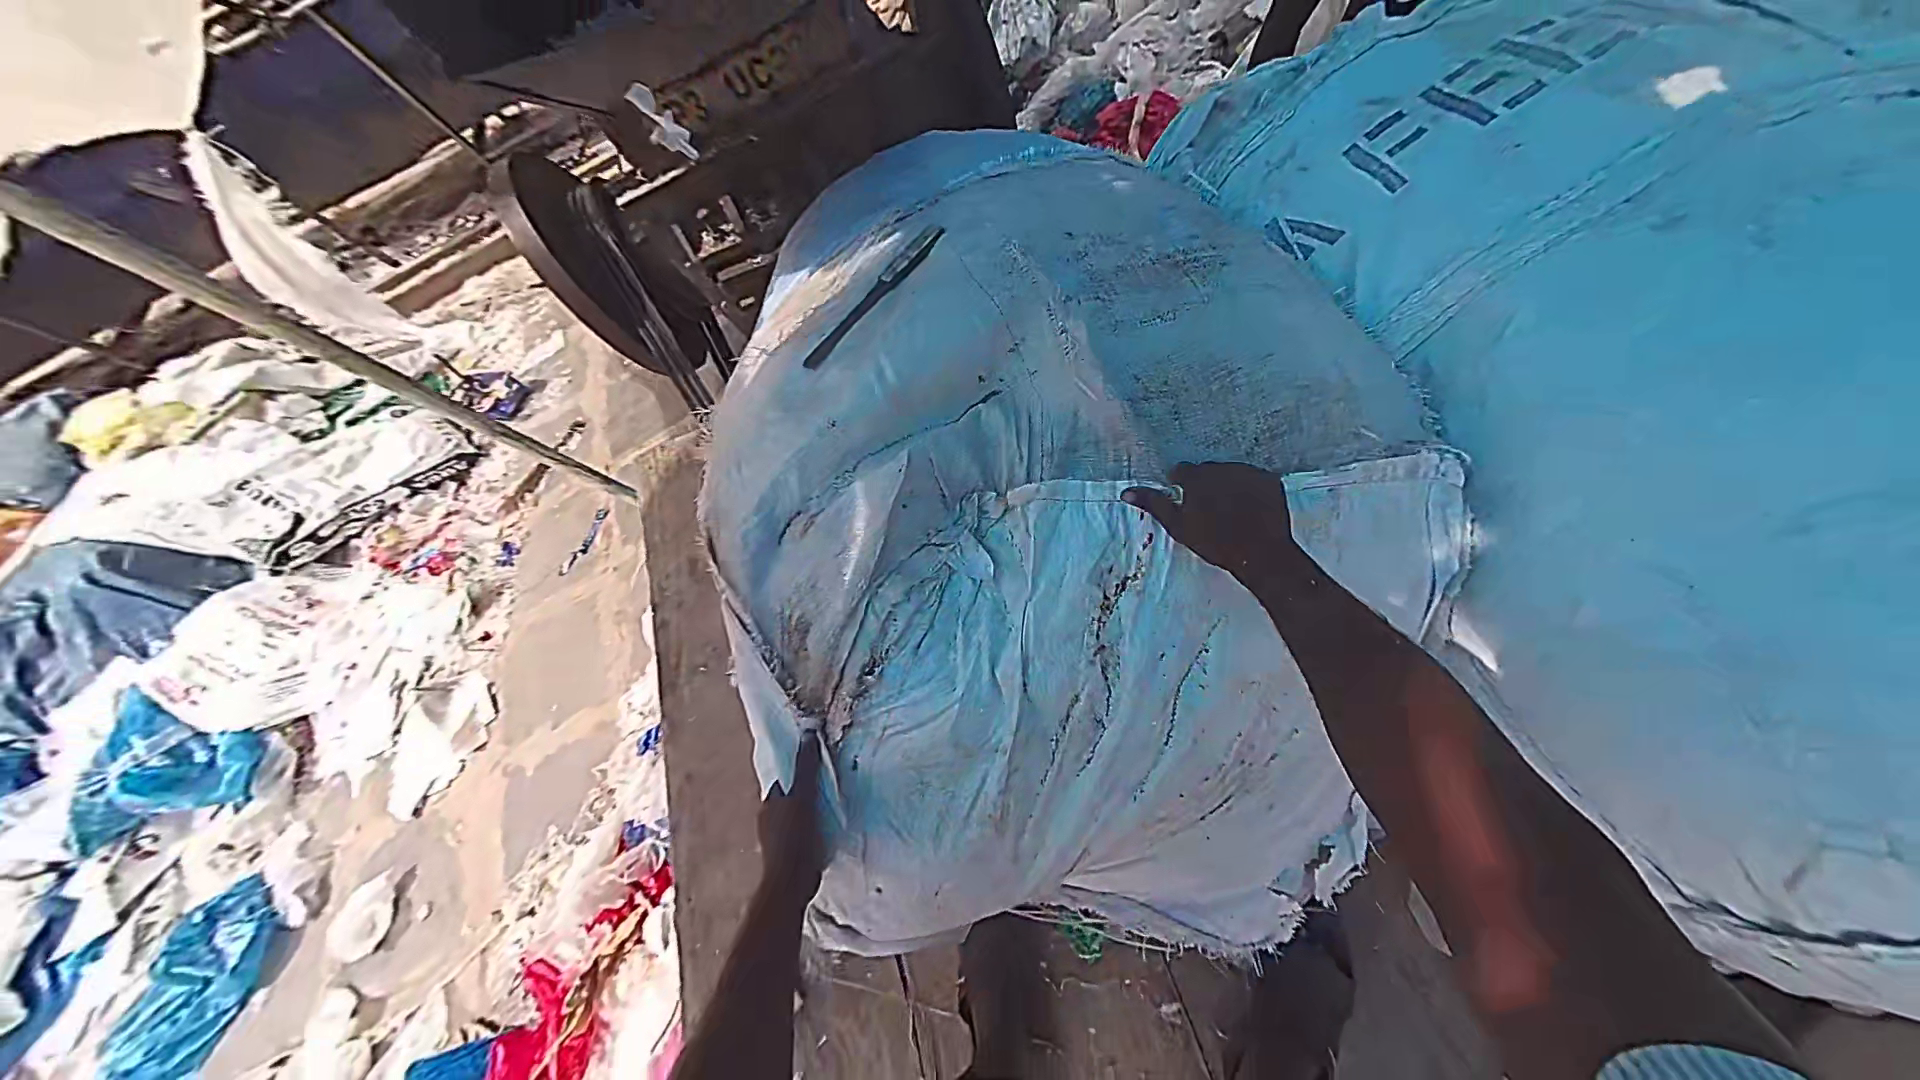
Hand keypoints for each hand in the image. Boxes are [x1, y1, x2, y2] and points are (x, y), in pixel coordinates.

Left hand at [758, 732, 825, 906]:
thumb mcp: (805, 795)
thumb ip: (807, 766)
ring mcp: (773, 841)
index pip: (783, 782)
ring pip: (789, 820)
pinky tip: (819, 836)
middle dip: (799, 796)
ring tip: (824, 815)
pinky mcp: (783, 858)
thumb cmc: (797, 835)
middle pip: (785, 801)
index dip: (796, 776)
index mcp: (770, 803)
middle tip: (822, 792)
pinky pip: (796, 837)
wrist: (791, 882)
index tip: (813, 772)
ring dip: (802, 816)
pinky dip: (805, 834)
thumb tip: (809, 733)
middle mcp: (767, 820)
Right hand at [1122, 462, 1302, 587]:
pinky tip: (1250, 509)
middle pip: (1207, 471)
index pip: (1181, 471)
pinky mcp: (1269, 479)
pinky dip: (1250, 490)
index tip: (1186, 502)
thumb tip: (1126, 492)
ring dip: (1227, 486)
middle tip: (1209, 511)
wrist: (1260, 553)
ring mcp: (1248, 472)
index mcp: (1196, 477)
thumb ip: (1153, 504)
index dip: (1182, 486)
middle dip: (1206, 485)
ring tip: (1231, 512)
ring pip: (1230, 474)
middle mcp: (1221, 467)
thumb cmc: (1214, 542)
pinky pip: (1254, 479)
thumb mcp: (1178, 526)